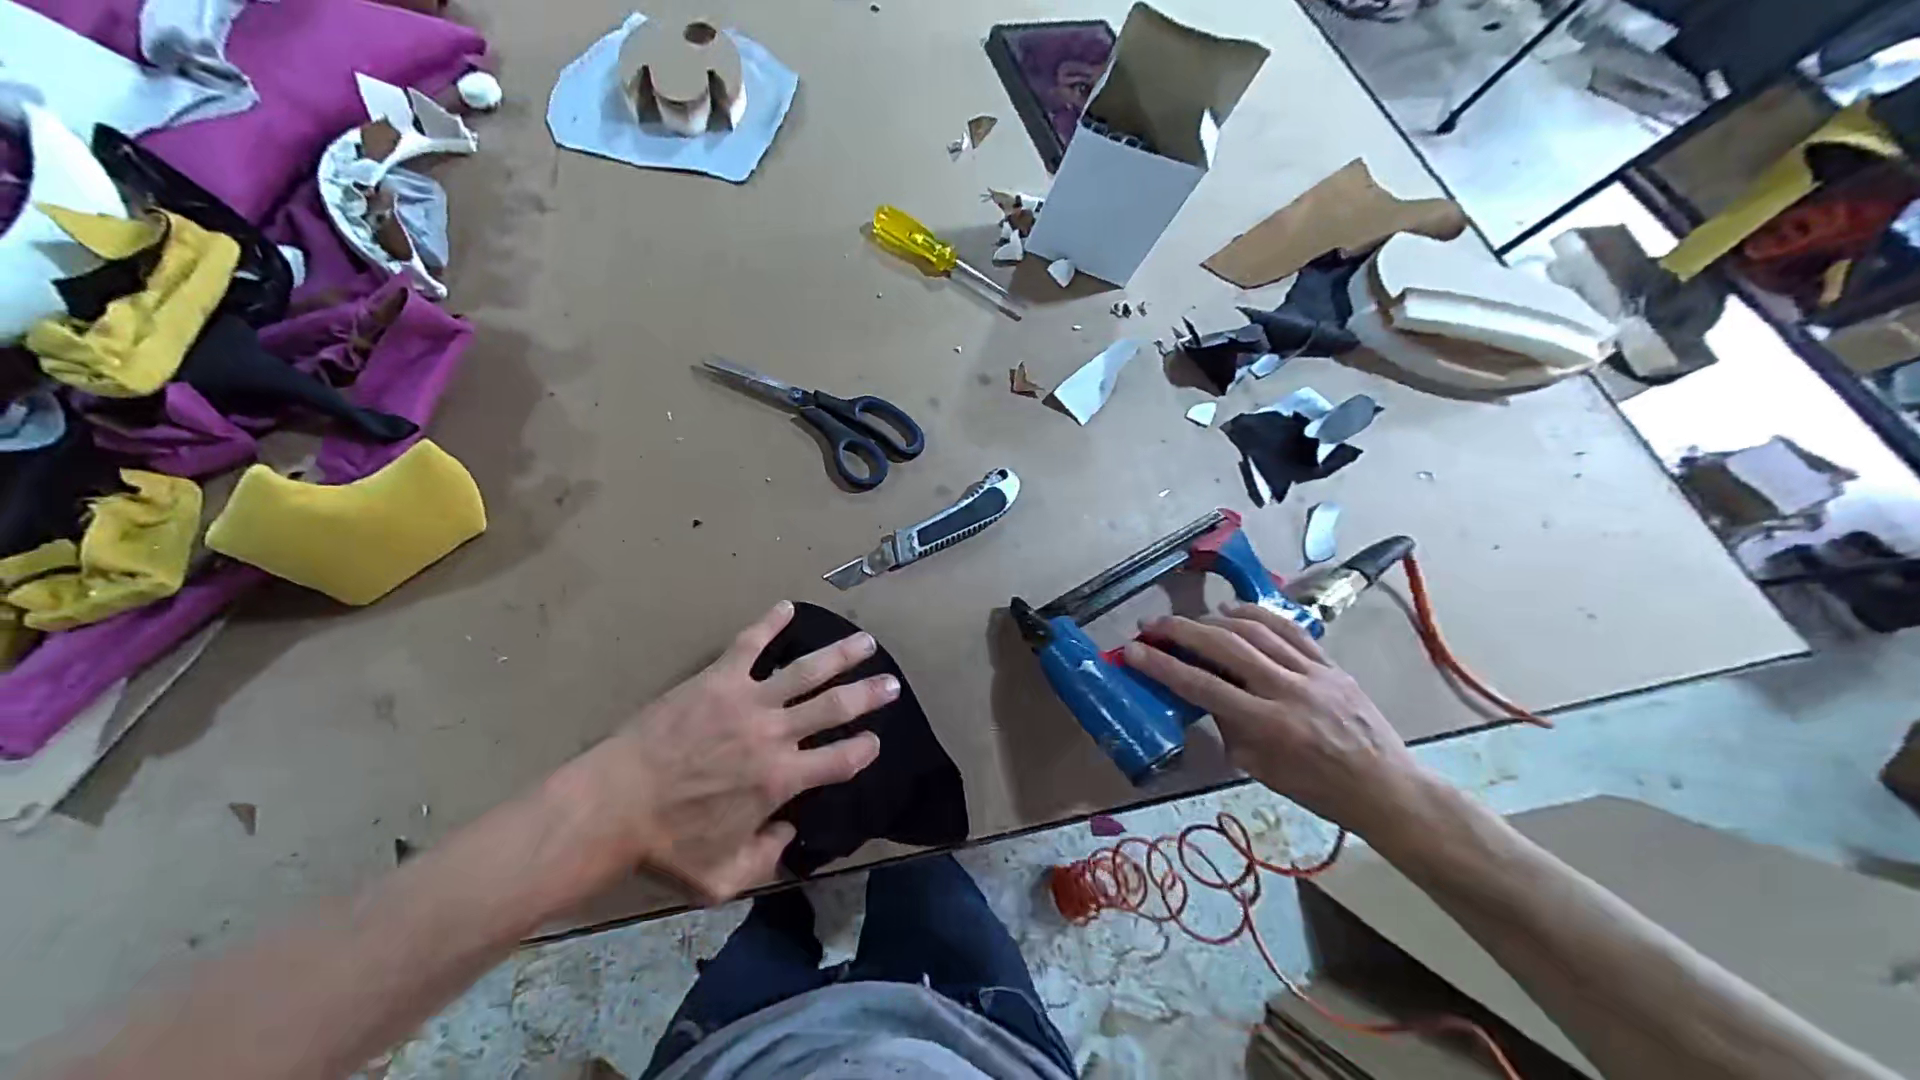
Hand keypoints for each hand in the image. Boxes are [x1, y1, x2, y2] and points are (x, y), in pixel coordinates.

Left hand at [574, 601, 897, 903]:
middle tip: (892, 683)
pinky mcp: (717, 680)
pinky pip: (749, 645)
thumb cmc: (665, 845)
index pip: (840, 761)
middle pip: (834, 708)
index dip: (863, 751)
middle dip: (868, 695)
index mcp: (781, 781)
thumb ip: (766, 859)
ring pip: (805, 672)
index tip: (875, 742)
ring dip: (839, 655)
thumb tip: (789, 832)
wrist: (612, 807)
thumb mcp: (721, 879)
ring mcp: (747, 702)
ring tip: (865, 641)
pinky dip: (769, 624)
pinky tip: (786, 607)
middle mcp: (775, 735)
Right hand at [1122, 602, 1430, 837]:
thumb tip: (1204, 693)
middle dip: (1180, 630)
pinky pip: (1289, 629)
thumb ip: (1228, 726)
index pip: (1200, 685)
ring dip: (1214, 618)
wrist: (1385, 788)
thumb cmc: (1317, 789)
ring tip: (1189, 619)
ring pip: (1255, 630)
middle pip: (1224, 646)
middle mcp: (1287, 690)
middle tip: (1151, 624)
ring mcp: (1313, 672)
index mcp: (1267, 725)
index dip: (1161, 665)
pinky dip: (1257, 615)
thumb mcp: (1259, 767)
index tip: (1133, 650)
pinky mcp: (1331, 664)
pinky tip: (1234, 610)